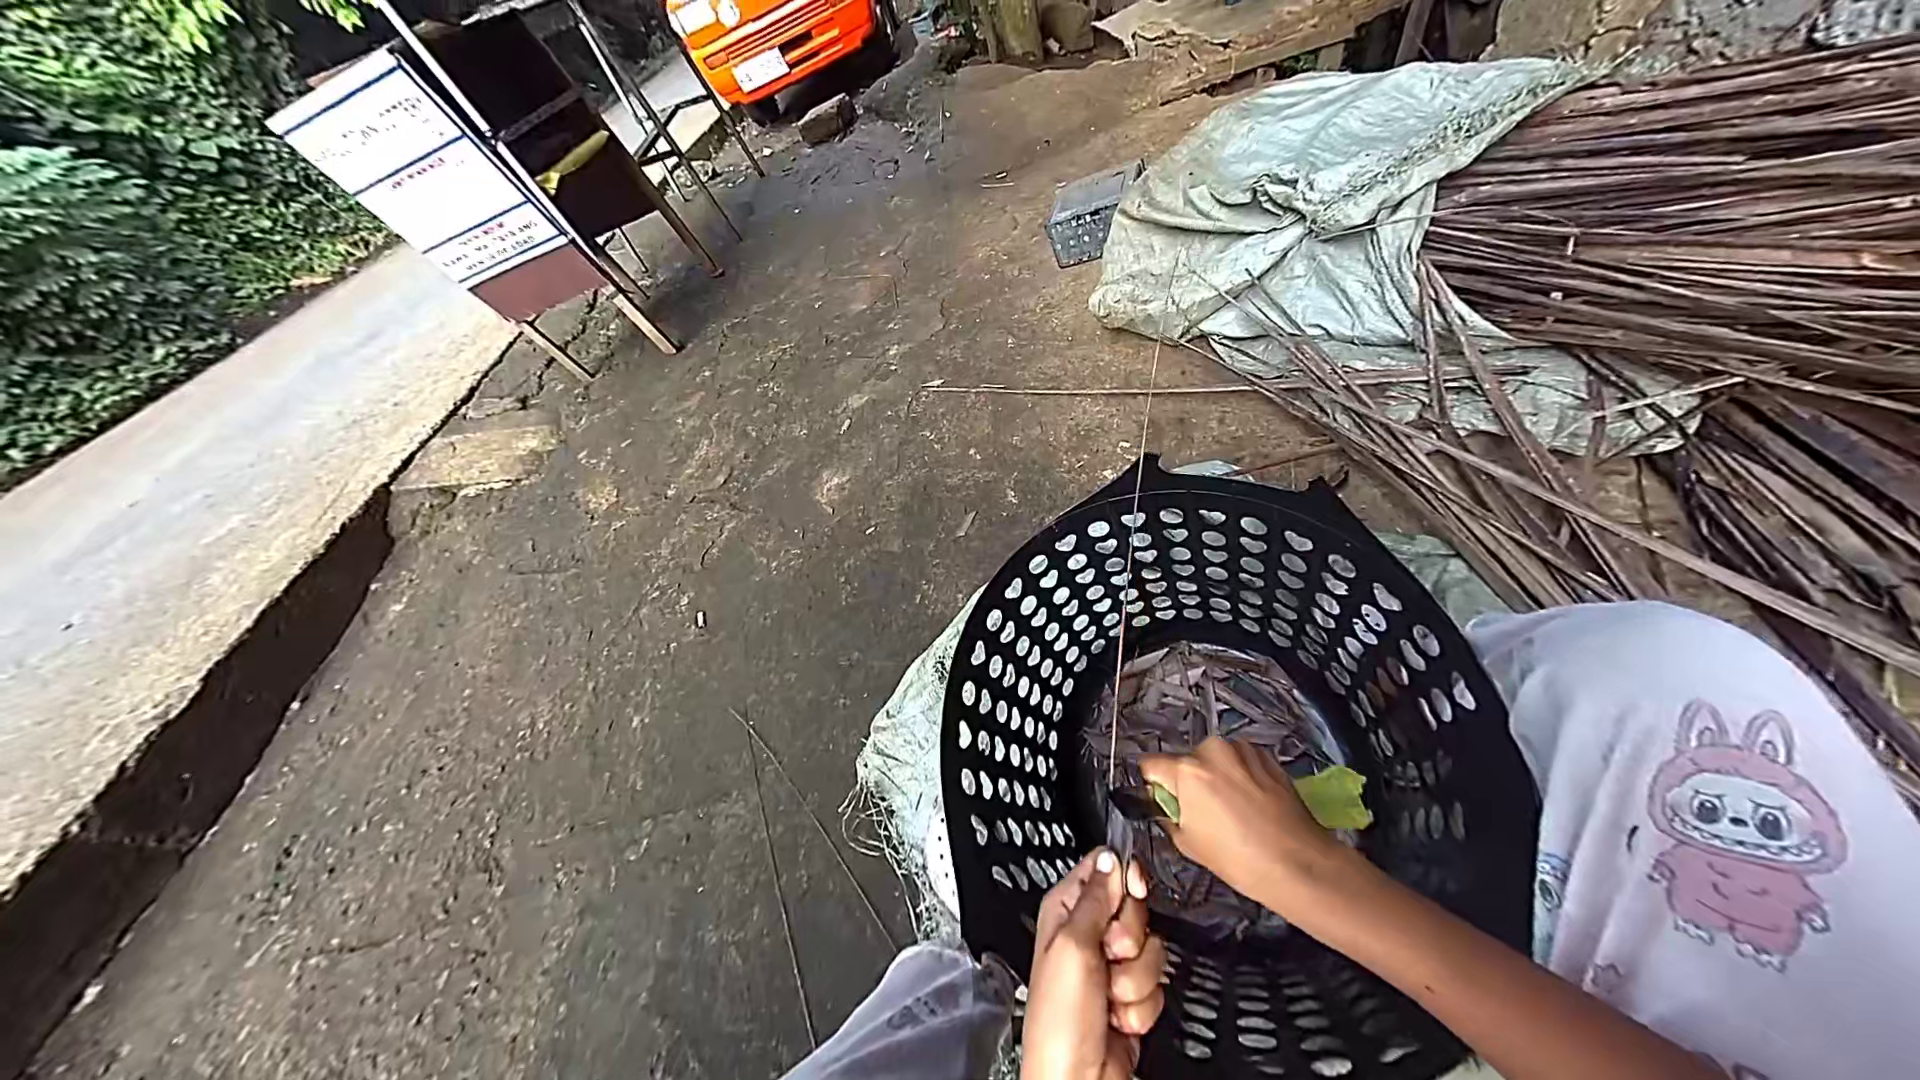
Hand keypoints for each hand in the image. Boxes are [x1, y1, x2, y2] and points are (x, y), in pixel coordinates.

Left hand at [1021, 848, 1165, 1079]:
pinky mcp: (1130, 993)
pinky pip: (1156, 983)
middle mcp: (1088, 930)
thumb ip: (1096, 898)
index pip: (1105, 866)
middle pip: (1134, 906)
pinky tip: (1118, 1017)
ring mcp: (1110, 964)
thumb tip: (1111, 855)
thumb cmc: (1059, 1018)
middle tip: (1108, 956)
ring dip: (1134, 979)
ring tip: (1108, 996)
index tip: (1132, 895)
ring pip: (1150, 948)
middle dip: (1130, 938)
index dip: (1125, 877)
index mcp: (1066, 907)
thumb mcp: (1073, 945)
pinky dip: (1141, 1005)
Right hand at [1138, 737, 1354, 910]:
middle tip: (1204, 809)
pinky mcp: (1266, 756)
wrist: (1299, 865)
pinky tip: (1252, 800)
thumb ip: (1168, 815)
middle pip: (1186, 760)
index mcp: (1186, 770)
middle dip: (1189, 779)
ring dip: (1216, 773)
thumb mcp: (1188, 843)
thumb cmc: (1237, 859)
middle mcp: (1211, 750)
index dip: (1154, 783)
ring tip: (1233, 805)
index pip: (1150, 764)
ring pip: (1214, 757)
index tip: (1164, 800)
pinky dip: (1240, 773)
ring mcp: (1242, 750)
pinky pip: (1240, 759)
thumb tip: (1165, 805)